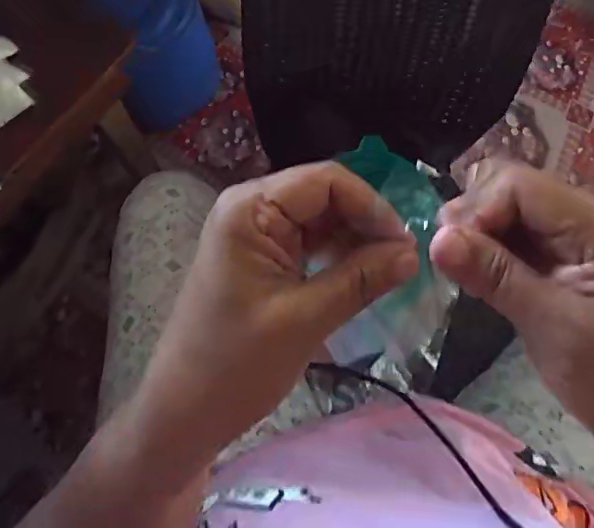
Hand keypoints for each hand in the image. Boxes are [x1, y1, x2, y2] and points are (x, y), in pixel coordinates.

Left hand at [128, 160, 420, 459]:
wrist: (181, 413)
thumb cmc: (234, 365)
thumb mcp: (305, 320)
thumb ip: (360, 279)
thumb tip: (412, 253)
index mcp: (250, 208)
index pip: (325, 180)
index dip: (370, 204)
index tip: (404, 242)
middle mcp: (250, 206)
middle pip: (323, 194)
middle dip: (365, 221)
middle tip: (404, 259)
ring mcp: (253, 229)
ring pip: (320, 216)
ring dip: (354, 238)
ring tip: (390, 269)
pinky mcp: (260, 253)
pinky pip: (308, 239)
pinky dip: (336, 253)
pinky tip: (362, 275)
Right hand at [430, 159, 593, 446]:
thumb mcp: (551, 326)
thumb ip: (495, 277)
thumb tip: (437, 239)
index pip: (520, 185)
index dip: (480, 207)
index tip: (451, 246)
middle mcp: (583, 217)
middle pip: (511, 187)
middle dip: (475, 213)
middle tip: (449, 255)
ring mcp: (571, 235)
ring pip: (507, 206)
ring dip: (478, 229)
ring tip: (460, 265)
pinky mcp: (558, 255)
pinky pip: (513, 232)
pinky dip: (489, 245)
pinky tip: (477, 270)